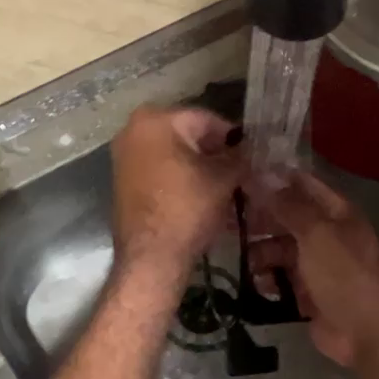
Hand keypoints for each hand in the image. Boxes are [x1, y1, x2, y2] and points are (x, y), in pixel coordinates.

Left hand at [110, 106, 240, 294]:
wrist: (151, 258)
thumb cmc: (187, 210)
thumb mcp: (223, 180)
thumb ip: (240, 157)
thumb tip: (253, 151)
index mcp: (156, 120)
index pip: (207, 119)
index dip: (235, 139)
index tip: (253, 156)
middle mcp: (133, 130)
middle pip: (188, 137)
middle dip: (216, 155)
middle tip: (240, 175)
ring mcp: (124, 158)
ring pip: (175, 158)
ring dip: (201, 171)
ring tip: (226, 191)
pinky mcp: (124, 184)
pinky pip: (161, 175)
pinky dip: (182, 183)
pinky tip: (203, 201)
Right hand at [247, 171, 378, 368]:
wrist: (366, 332)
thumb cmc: (345, 276)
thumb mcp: (317, 234)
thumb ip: (288, 206)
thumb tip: (261, 175)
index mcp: (337, 213)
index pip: (301, 185)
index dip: (272, 180)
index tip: (237, 179)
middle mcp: (327, 234)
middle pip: (287, 218)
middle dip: (260, 219)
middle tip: (228, 222)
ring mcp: (317, 265)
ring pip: (281, 250)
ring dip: (261, 253)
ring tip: (245, 261)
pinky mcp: (308, 293)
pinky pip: (282, 279)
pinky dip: (268, 279)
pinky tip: (257, 283)